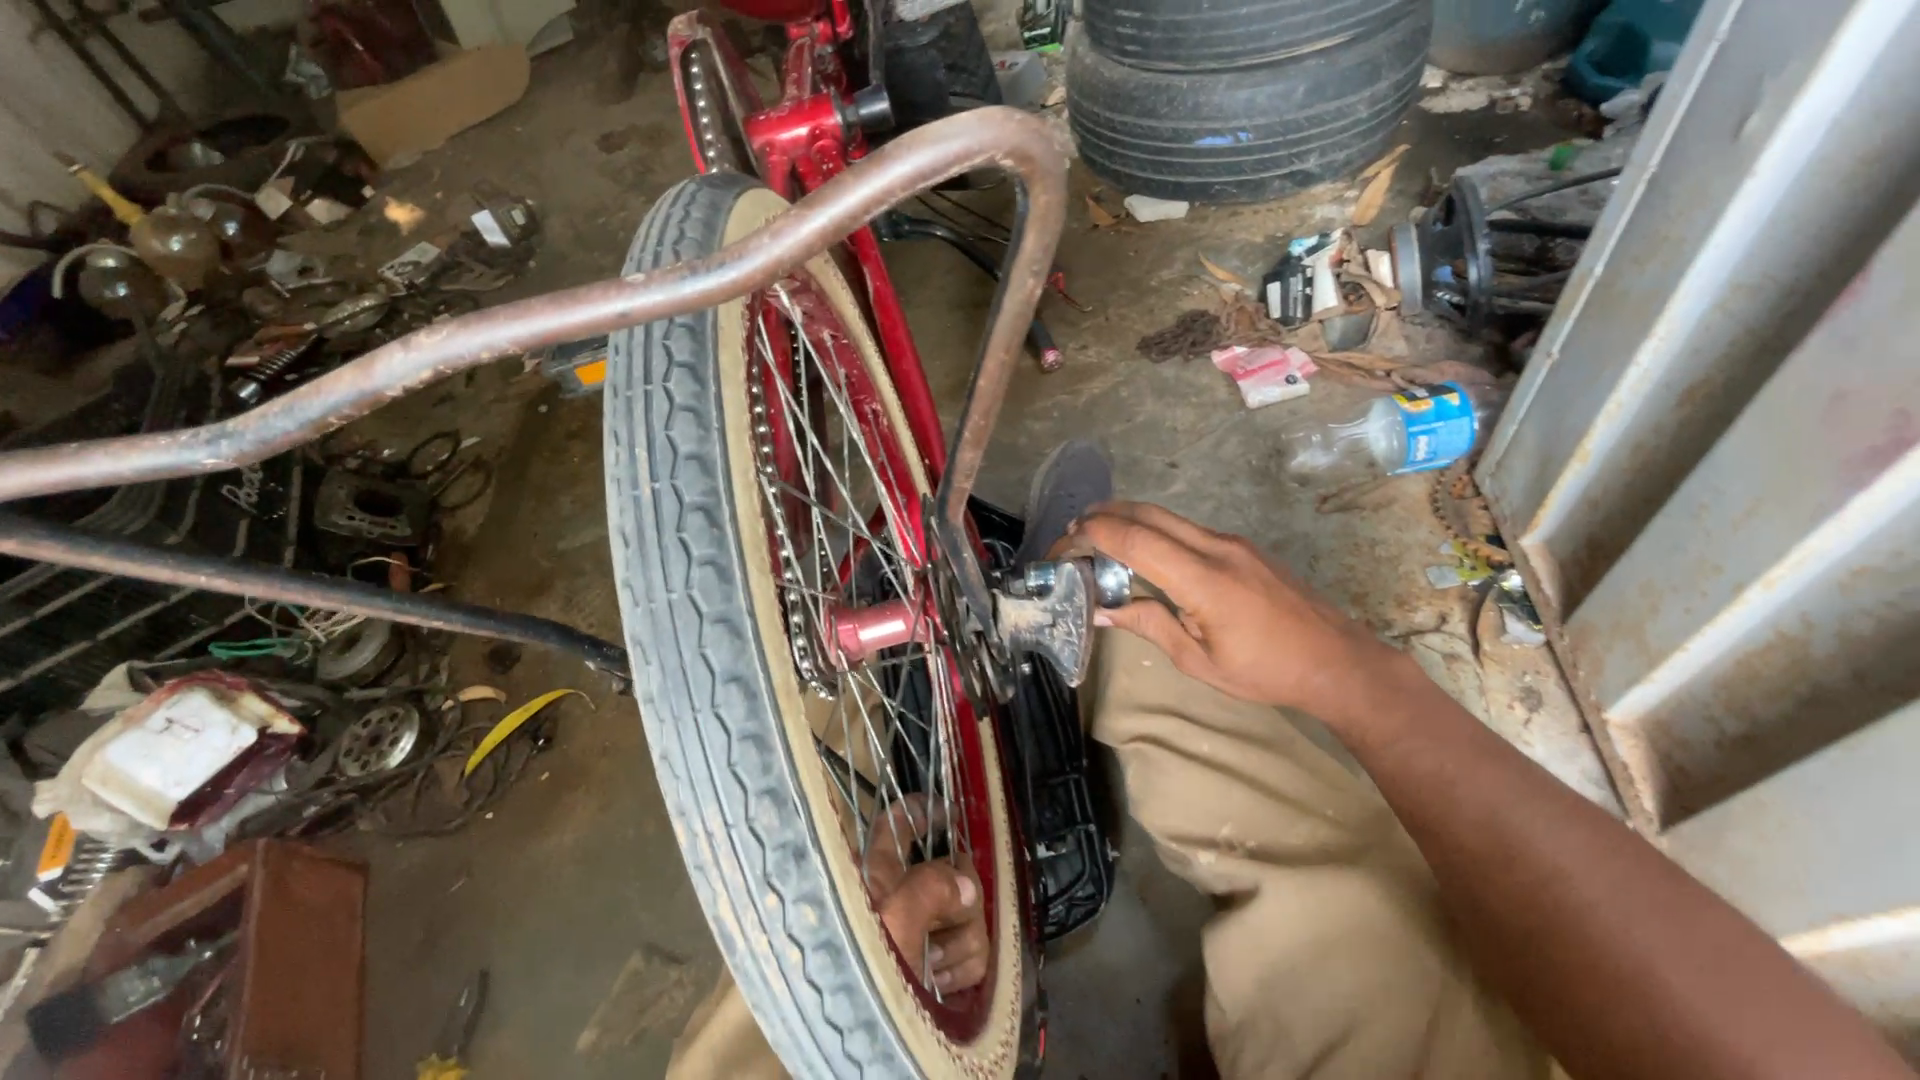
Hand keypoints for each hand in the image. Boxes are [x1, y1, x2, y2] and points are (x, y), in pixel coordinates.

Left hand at [864, 796, 988, 993]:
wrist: (866, 1048)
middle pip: (955, 870)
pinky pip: (976, 952)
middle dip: (957, 902)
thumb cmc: (861, 976)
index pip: (899, 821)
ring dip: (958, 945)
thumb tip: (965, 885)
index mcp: (875, 874)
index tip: (950, 812)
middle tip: (938, 930)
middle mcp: (901, 895)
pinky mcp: (944, 963)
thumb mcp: (890, 925)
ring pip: (970, 913)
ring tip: (931, 970)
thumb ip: (930, 889)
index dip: (924, 808)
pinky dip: (963, 970)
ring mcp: (925, 930)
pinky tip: (941, 985)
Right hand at [1069, 502, 1409, 718]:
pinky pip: (1189, 528)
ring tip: (1099, 536)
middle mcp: (1217, 548)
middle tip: (1073, 530)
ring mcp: (1233, 543)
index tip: (1066, 541)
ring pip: (1170, 517)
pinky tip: (1144, 550)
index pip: (1137, 540)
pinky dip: (1156, 530)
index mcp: (1204, 580)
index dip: (1096, 534)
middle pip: (1150, 514)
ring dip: (1130, 519)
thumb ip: (1149, 626)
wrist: (1335, 660)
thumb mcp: (1198, 660)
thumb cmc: (1266, 671)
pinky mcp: (1243, 547)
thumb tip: (1101, 612)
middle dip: (1106, 515)